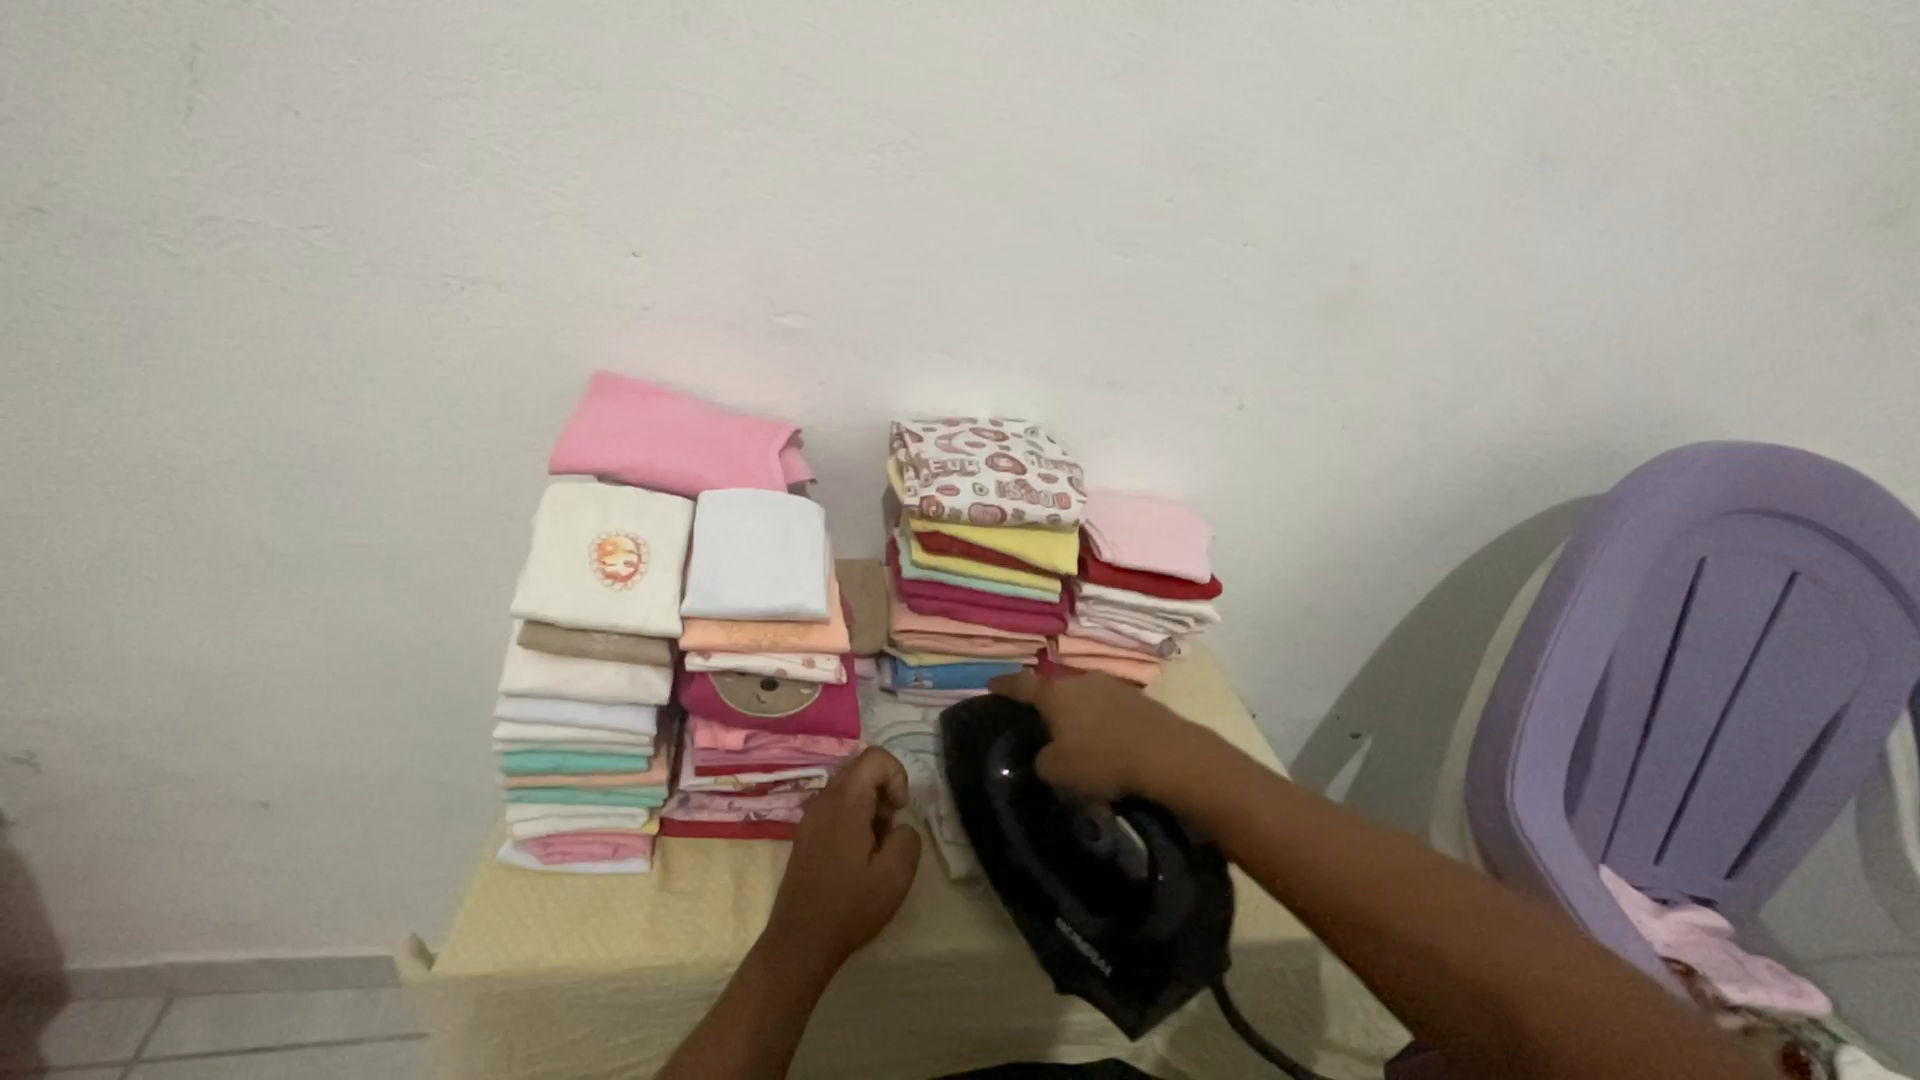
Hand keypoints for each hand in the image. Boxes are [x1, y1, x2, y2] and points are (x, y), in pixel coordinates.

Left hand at [763, 748, 921, 976]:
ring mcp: (810, 818)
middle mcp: (823, 801)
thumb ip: (908, 838)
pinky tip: (857, 856)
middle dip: (884, 789)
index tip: (900, 811)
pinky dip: (853, 818)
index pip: (875, 757)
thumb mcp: (896, 876)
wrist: (799, 942)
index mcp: (845, 803)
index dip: (897, 775)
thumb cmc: (849, 908)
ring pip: (847, 788)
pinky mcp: (805, 835)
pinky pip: (835, 807)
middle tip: (890, 827)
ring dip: (870, 805)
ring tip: (876, 845)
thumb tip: (898, 827)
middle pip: (859, 768)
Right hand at [987, 669, 1214, 801]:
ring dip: (1076, 712)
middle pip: (1055, 688)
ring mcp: (1114, 686)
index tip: (989, 685)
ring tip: (1072, 732)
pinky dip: (1101, 721)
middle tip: (1035, 718)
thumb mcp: (1058, 770)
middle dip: (1045, 702)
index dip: (1003, 686)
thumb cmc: (1103, 759)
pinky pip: (1109, 708)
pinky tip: (1104, 739)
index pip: (1021, 684)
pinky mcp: (1141, 700)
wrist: (1168, 755)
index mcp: (1055, 693)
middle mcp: (1082, 680)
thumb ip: (1042, 760)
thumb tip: (1045, 754)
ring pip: (1084, 696)